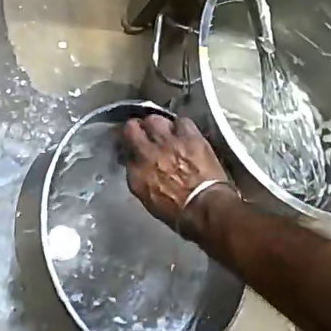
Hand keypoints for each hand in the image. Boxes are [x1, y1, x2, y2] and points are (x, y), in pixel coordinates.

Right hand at [121, 115, 232, 229]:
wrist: (206, 209)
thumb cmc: (178, 211)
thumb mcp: (147, 197)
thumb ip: (139, 176)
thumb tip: (138, 164)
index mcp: (136, 172)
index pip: (124, 150)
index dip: (127, 146)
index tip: (131, 146)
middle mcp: (148, 153)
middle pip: (132, 127)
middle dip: (136, 129)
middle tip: (143, 133)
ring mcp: (169, 142)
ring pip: (154, 119)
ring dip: (156, 125)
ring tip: (163, 131)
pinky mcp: (190, 137)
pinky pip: (181, 121)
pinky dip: (180, 126)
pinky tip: (183, 133)